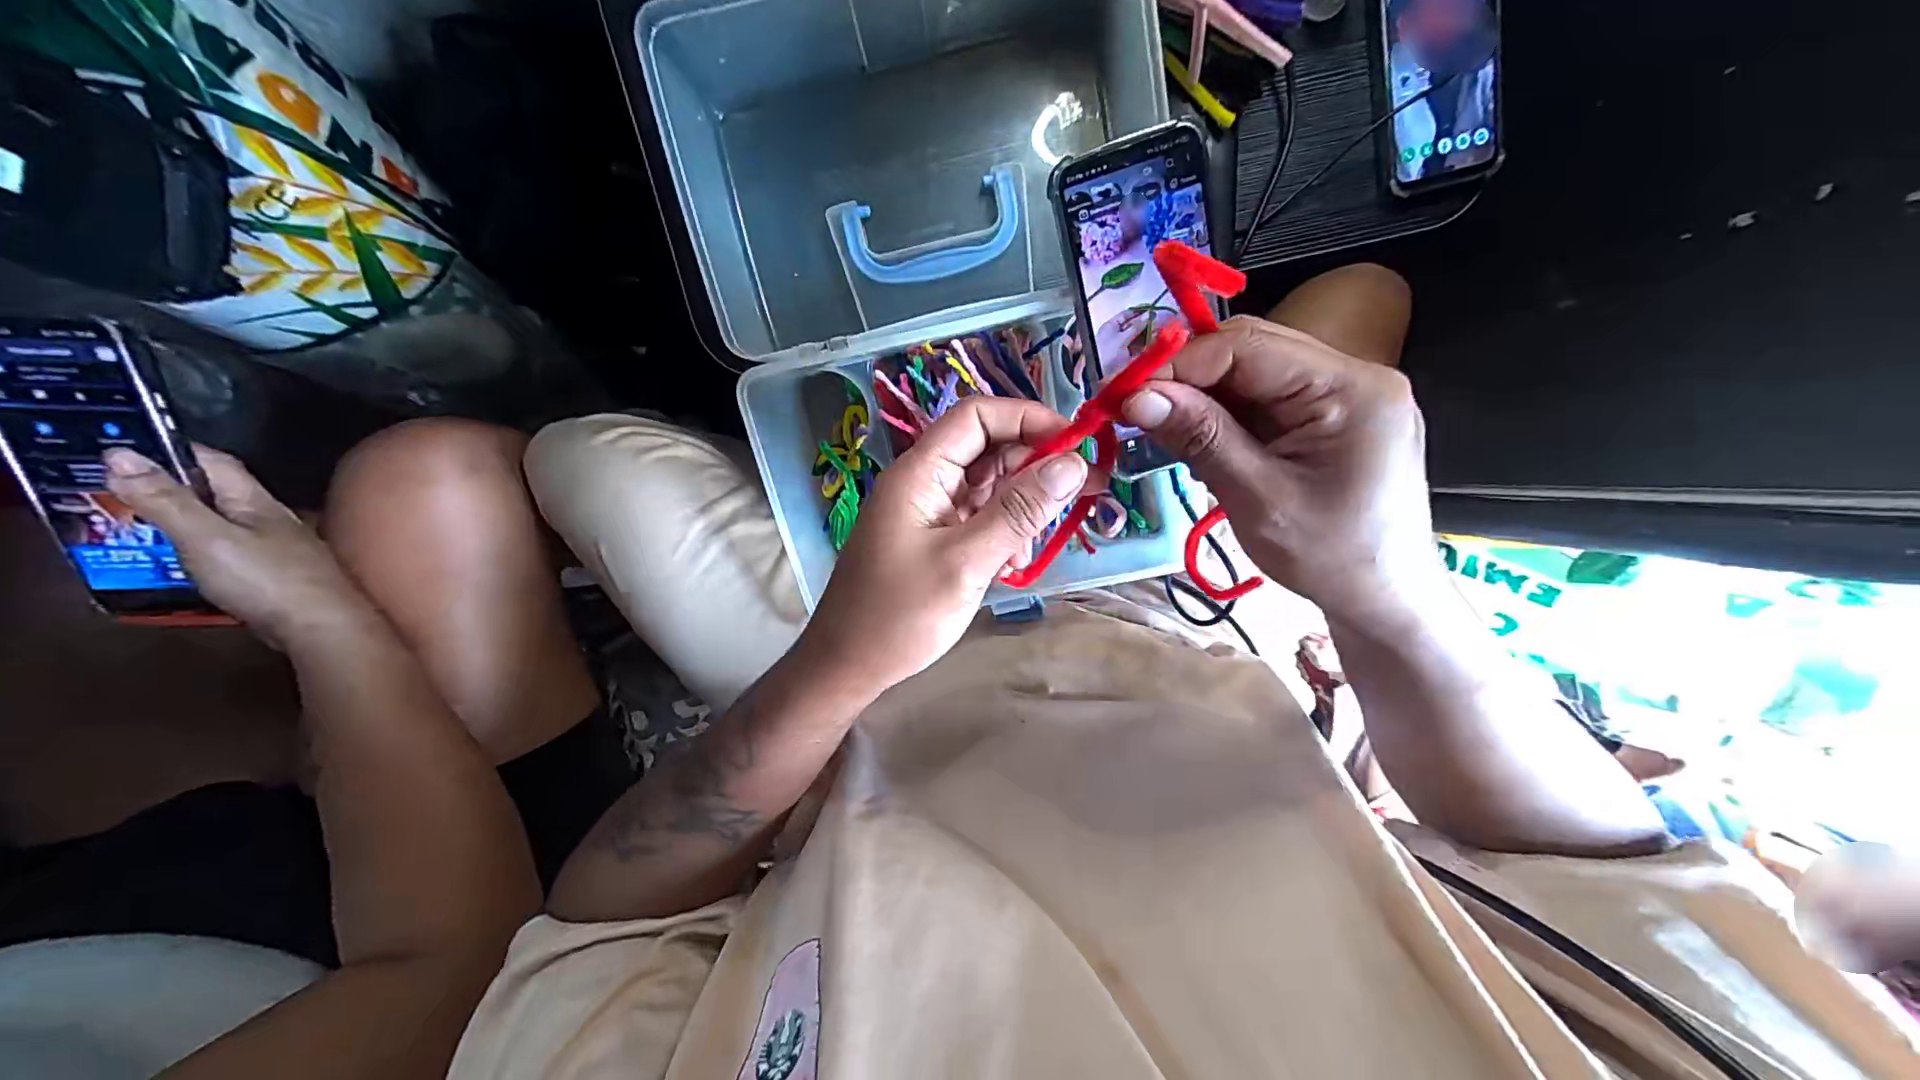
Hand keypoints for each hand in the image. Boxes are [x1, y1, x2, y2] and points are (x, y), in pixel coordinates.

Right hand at [104, 445, 375, 648]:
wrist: (321, 626)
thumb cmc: (267, 578)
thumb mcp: (206, 536)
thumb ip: (166, 500)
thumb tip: (122, 454)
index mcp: (258, 502)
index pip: (216, 462)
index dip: (173, 450)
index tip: (125, 448)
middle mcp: (272, 520)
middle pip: (217, 492)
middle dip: (170, 486)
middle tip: (112, 489)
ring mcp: (277, 549)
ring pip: (222, 523)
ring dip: (182, 520)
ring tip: (132, 523)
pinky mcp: (273, 575)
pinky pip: (227, 552)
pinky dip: (196, 549)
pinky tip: (175, 560)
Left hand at [800, 398, 1095, 693]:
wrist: (848, 665)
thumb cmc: (899, 615)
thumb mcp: (966, 562)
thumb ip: (1019, 511)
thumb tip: (1073, 464)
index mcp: (921, 472)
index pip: (976, 416)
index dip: (1028, 419)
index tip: (1076, 444)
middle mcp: (925, 481)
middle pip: (988, 448)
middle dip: (1035, 465)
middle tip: (1085, 491)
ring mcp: (929, 510)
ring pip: (989, 485)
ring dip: (1022, 506)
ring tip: (1034, 544)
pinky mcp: (936, 538)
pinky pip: (980, 516)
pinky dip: (1004, 531)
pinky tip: (1011, 562)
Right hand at [1119, 315, 1436, 624]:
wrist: (1382, 597)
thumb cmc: (1327, 555)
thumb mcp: (1256, 498)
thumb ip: (1200, 438)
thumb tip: (1137, 398)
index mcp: (1350, 388)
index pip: (1248, 346)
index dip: (1181, 363)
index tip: (1127, 393)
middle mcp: (1353, 375)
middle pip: (1252, 351)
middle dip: (1189, 377)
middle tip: (1136, 408)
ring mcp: (1344, 394)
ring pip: (1254, 373)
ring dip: (1203, 397)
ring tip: (1165, 429)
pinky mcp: (1331, 416)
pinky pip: (1266, 399)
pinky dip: (1225, 416)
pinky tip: (1201, 441)